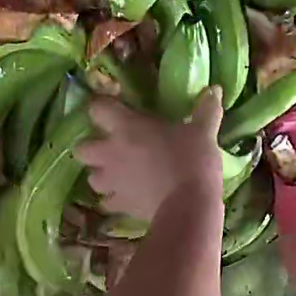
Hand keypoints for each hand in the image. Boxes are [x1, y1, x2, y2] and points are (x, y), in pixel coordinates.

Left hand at [76, 87, 223, 220]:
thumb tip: (215, 89)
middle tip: (110, 147)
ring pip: (91, 177)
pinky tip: (126, 198)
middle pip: (81, 148)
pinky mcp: (119, 205)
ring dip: (101, 174)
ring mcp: (112, 181)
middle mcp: (110, 152)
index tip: (114, 109)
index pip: (96, 108)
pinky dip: (113, 200)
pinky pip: (107, 202)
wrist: (189, 206)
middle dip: (91, 147)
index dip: (101, 107)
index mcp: (126, 127)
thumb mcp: (203, 131)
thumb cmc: (192, 160)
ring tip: (117, 174)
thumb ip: (206, 109)